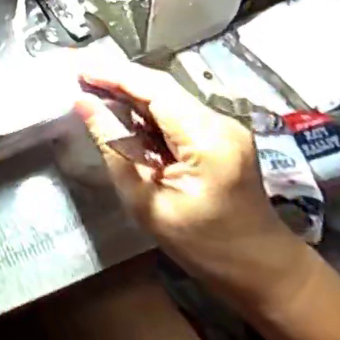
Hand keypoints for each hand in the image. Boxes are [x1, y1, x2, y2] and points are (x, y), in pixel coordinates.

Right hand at [73, 64, 316, 312]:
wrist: (264, 273)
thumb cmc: (206, 248)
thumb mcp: (149, 204)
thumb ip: (115, 149)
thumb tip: (84, 104)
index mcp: (207, 137)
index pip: (154, 89)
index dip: (113, 74)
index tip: (76, 66)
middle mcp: (218, 121)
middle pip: (160, 87)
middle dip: (116, 76)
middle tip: (75, 69)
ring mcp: (221, 127)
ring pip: (165, 97)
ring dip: (127, 91)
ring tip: (87, 85)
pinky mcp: (217, 136)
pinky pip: (173, 113)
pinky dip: (142, 109)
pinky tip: (117, 109)